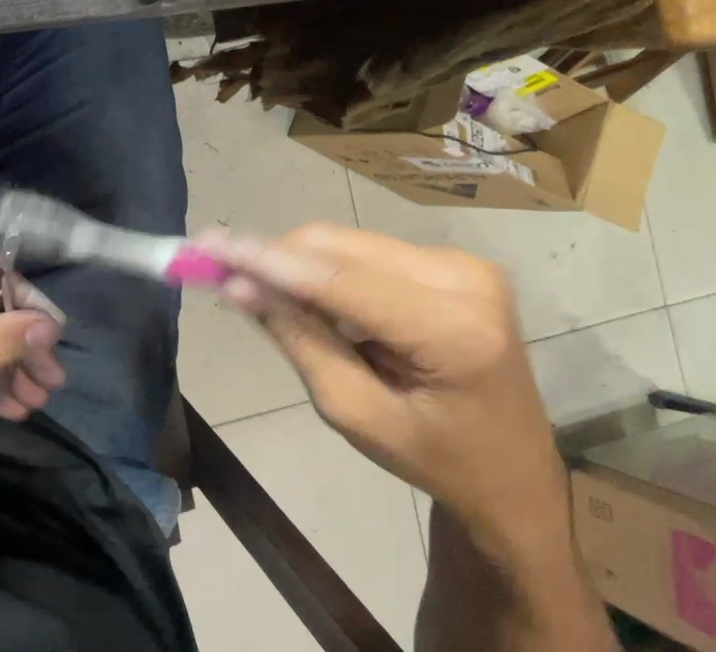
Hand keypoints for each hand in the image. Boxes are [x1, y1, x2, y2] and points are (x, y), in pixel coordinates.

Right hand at [193, 224, 567, 559]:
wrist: (514, 472)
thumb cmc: (435, 457)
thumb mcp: (354, 412)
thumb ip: (298, 340)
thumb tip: (236, 286)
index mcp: (452, 330)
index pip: (336, 279)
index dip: (262, 259)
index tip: (201, 246)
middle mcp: (463, 279)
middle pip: (334, 247)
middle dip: (269, 259)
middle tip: (212, 271)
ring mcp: (461, 266)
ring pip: (341, 243)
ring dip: (293, 267)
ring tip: (270, 303)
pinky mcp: (451, 264)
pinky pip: (359, 252)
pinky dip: (320, 272)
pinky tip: (314, 306)